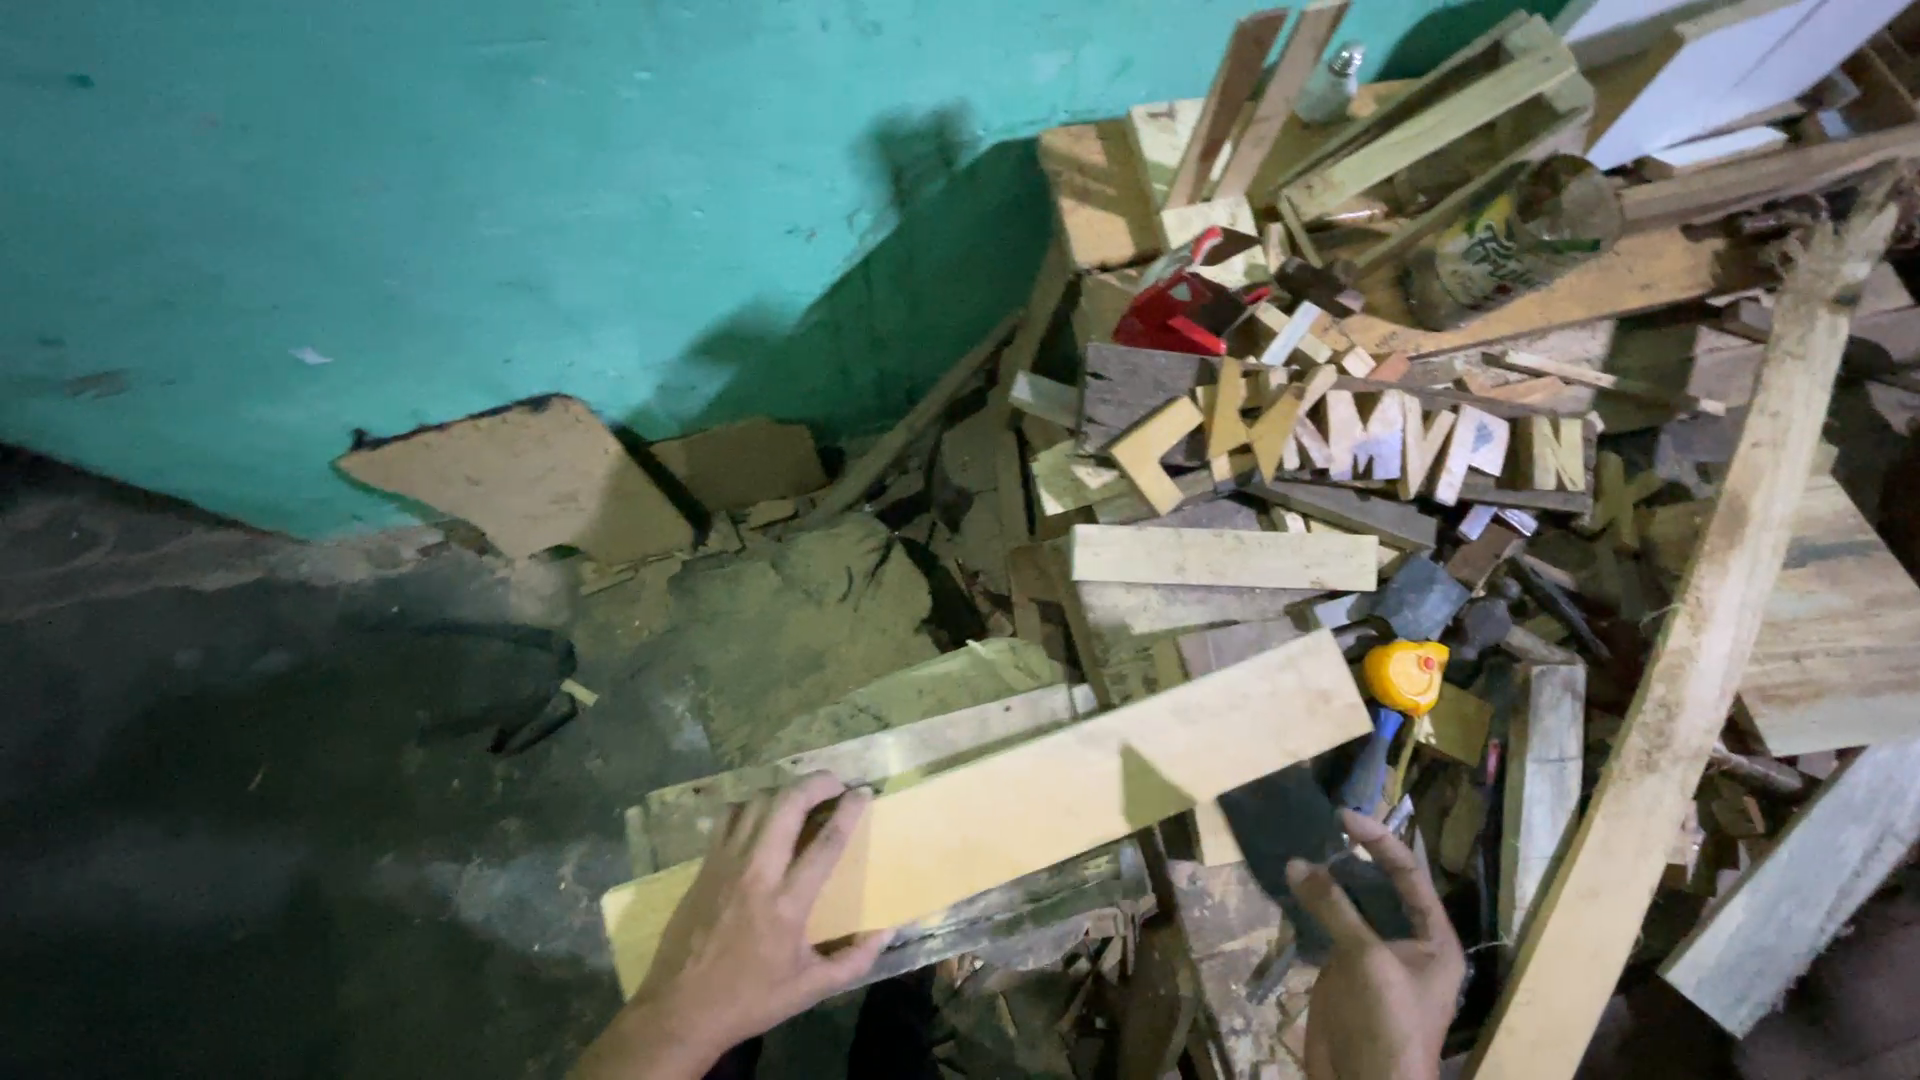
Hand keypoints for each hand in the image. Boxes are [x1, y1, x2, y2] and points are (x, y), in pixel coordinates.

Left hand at [575, 772, 893, 1079]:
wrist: (679, 1010)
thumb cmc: (749, 999)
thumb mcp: (809, 989)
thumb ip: (854, 960)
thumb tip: (887, 931)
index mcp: (788, 904)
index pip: (826, 842)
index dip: (849, 810)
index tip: (863, 792)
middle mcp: (757, 873)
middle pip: (787, 804)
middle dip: (816, 783)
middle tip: (834, 783)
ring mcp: (726, 864)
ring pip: (756, 803)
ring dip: (784, 790)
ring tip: (802, 796)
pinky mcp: (704, 865)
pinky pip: (729, 817)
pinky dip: (751, 805)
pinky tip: (762, 814)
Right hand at [1288, 809, 1464, 1079]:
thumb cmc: (1388, 1024)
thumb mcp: (1367, 960)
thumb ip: (1334, 908)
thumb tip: (1296, 863)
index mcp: (1434, 940)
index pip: (1409, 875)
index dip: (1380, 842)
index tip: (1343, 815)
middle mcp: (1407, 941)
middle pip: (1381, 885)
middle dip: (1353, 855)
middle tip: (1319, 825)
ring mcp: (1373, 955)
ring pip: (1351, 903)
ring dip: (1328, 877)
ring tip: (1301, 846)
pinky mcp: (1342, 968)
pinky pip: (1328, 923)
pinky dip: (1311, 901)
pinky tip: (1292, 884)